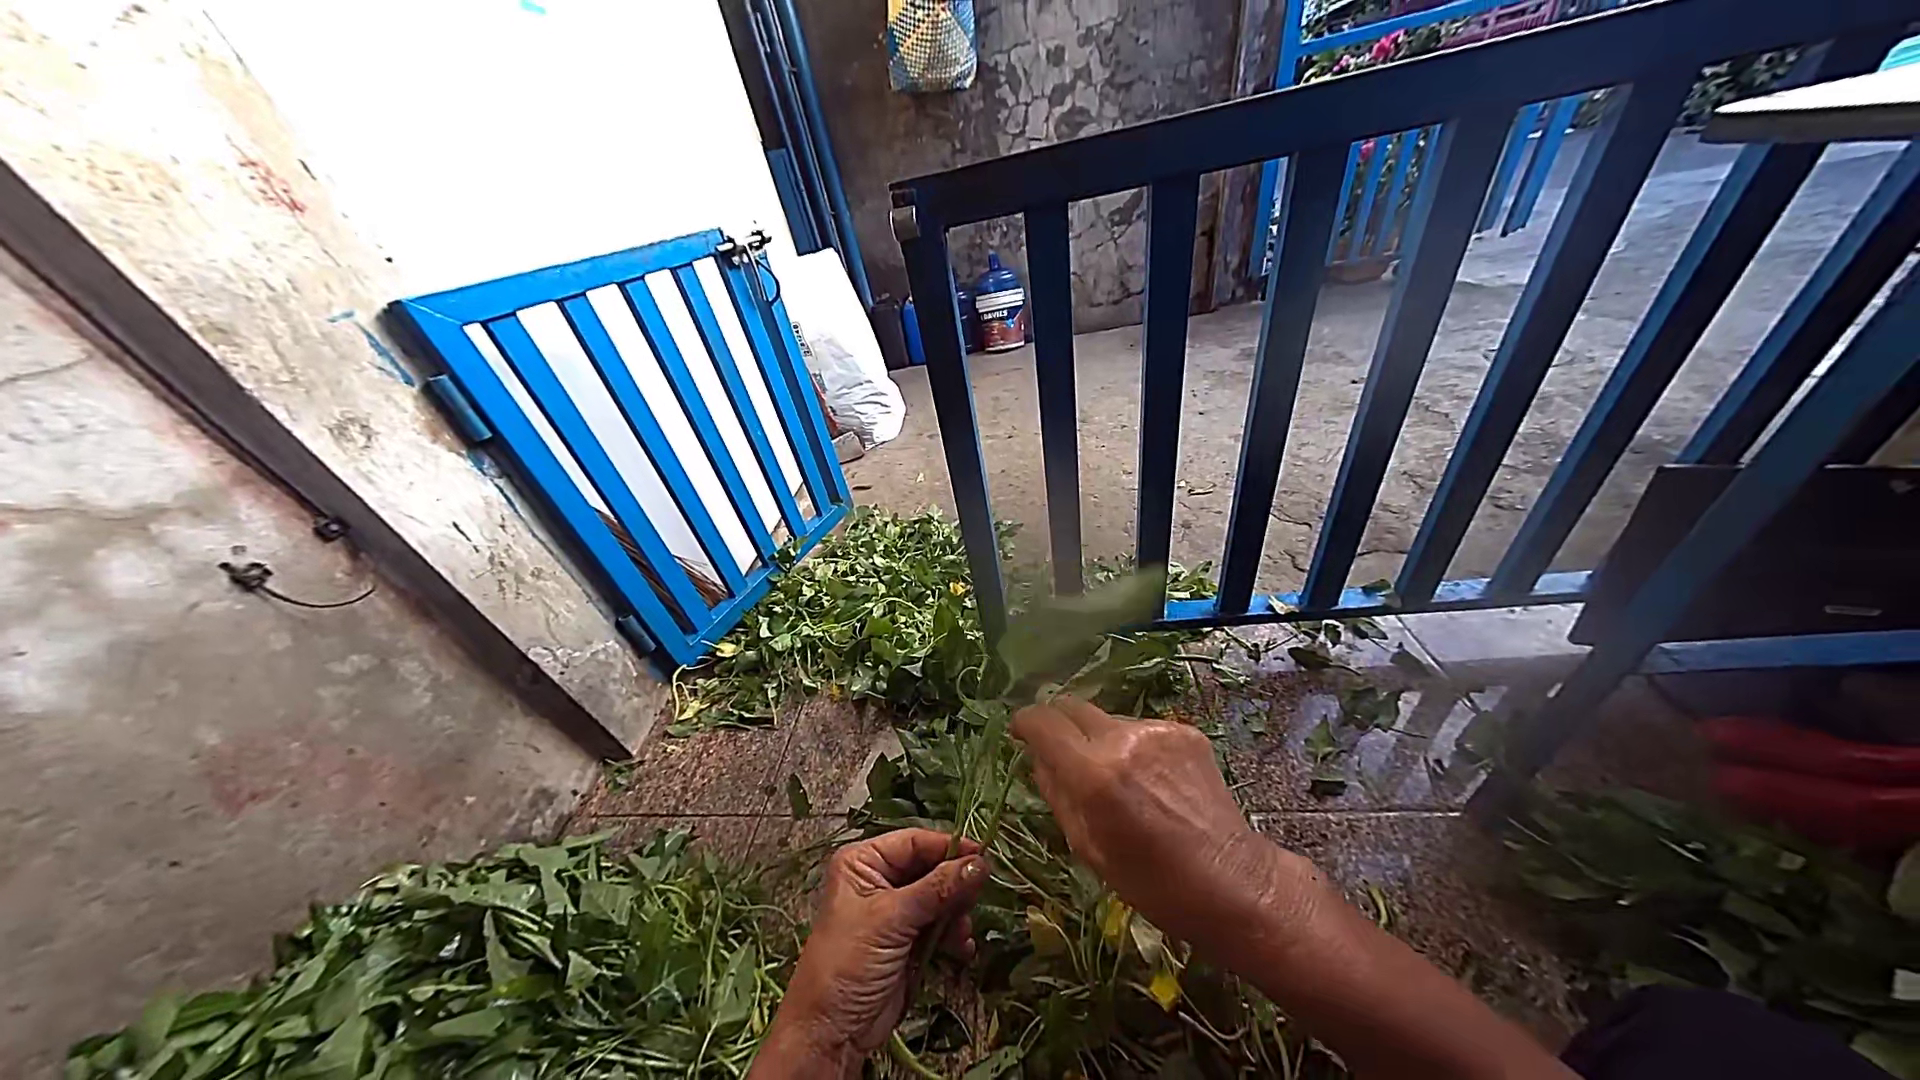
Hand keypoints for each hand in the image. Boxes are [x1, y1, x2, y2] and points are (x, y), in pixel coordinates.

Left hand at [750, 829, 988, 1078]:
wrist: (832, 1033)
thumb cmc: (848, 963)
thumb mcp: (892, 919)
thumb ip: (938, 889)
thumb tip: (979, 863)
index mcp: (864, 861)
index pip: (915, 842)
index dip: (948, 847)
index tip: (982, 855)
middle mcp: (880, 880)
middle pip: (931, 868)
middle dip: (955, 885)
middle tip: (975, 898)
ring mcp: (896, 911)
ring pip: (941, 897)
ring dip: (957, 914)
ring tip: (962, 933)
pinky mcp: (909, 940)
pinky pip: (941, 925)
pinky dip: (954, 935)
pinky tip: (961, 949)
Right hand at [1011, 697, 1316, 959]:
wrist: (1231, 881)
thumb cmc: (1150, 882)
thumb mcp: (1086, 846)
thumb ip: (1055, 791)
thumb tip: (1037, 757)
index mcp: (1092, 773)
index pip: (1042, 721)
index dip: (1024, 722)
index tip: (1020, 731)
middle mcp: (1122, 739)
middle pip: (1072, 705)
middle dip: (1057, 722)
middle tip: (1059, 748)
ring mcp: (1157, 731)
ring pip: (1107, 718)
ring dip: (1098, 738)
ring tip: (1115, 777)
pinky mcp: (1185, 731)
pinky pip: (1141, 729)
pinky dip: (1133, 747)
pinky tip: (1150, 781)